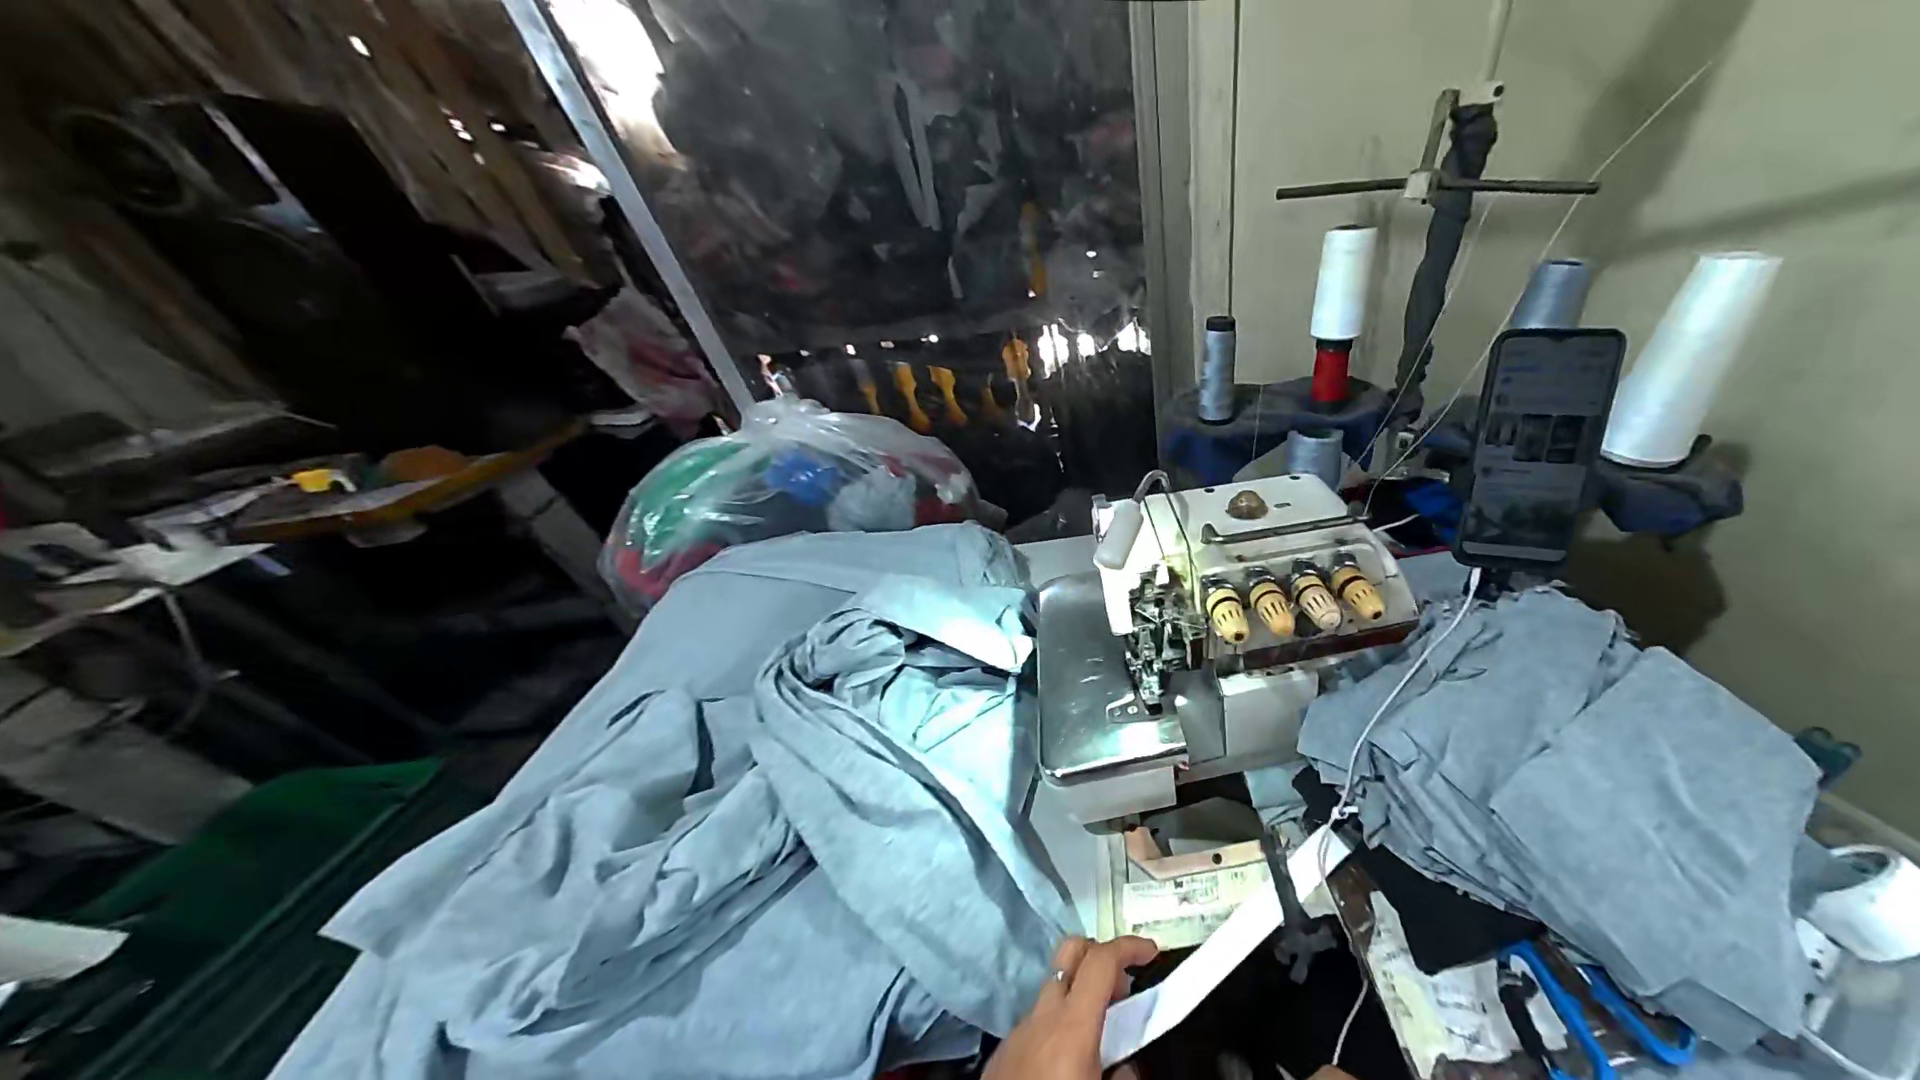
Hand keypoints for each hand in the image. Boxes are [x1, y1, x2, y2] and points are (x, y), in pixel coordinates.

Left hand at [983, 935, 1159, 1079]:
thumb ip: (1126, 1077)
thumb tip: (1125, 1065)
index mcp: (1072, 1027)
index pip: (1100, 962)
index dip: (1128, 947)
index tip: (1151, 952)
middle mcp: (1042, 1016)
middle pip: (1070, 955)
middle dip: (1101, 955)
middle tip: (1127, 987)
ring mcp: (1019, 1029)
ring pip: (1054, 989)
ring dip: (1081, 995)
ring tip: (1105, 1032)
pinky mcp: (1004, 1050)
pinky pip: (1038, 1020)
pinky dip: (1060, 1023)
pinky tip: (1071, 1061)